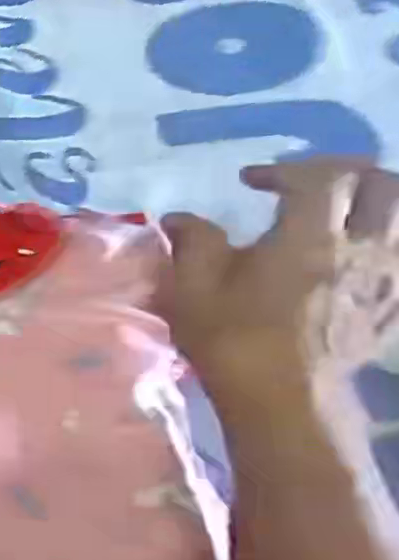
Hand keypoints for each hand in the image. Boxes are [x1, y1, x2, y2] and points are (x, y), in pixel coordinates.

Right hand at [160, 159, 398, 396]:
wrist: (284, 390)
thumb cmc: (229, 335)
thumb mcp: (191, 288)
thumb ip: (193, 243)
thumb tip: (182, 217)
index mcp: (309, 240)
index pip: (320, 179)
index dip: (285, 169)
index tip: (250, 180)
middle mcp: (366, 246)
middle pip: (384, 183)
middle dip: (342, 172)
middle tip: (302, 182)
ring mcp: (394, 271)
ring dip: (374, 197)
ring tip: (337, 207)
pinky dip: (385, 234)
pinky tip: (355, 247)